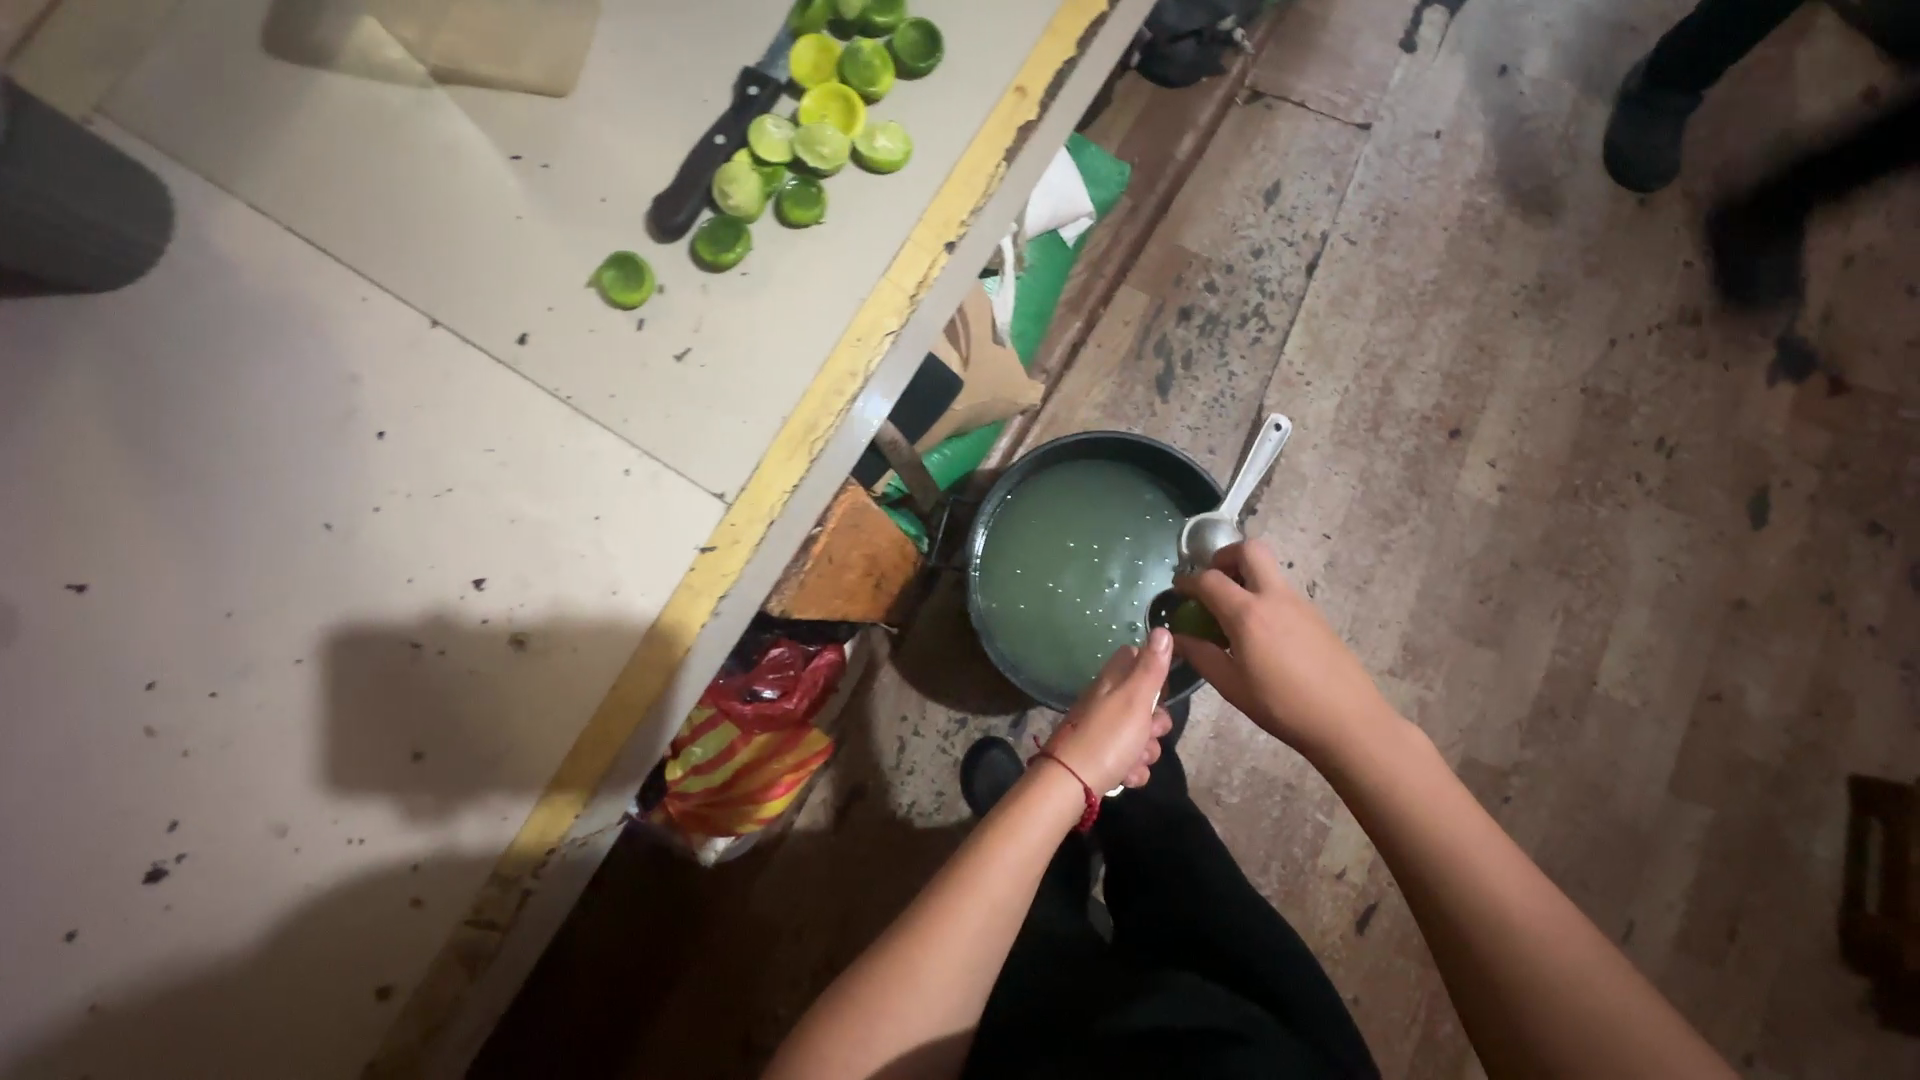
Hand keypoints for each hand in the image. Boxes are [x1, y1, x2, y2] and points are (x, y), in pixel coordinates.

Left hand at [1042, 627, 1175, 793]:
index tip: (1160, 690)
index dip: (1153, 672)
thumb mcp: (1135, 698)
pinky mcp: (1101, 758)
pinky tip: (1126, 776)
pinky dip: (1132, 770)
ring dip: (1145, 752)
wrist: (1071, 783)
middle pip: (1144, 704)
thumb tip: (1161, 629)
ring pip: (1140, 736)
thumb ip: (1151, 666)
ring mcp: (1102, 731)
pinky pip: (1129, 760)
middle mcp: (1105, 702)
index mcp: (1110, 682)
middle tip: (1149, 732)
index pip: (1134, 658)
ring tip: (1134, 760)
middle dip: (1155, 724)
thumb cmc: (1108, 738)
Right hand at [1171, 540, 1392, 759]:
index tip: (1177, 591)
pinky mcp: (1315, 615)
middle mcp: (1274, 597)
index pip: (1209, 580)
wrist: (1347, 720)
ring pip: (1268, 569)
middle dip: (1224, 556)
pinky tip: (1259, 633)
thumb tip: (1177, 639)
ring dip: (1245, 576)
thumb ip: (1200, 656)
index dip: (1187, 582)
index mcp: (1247, 614)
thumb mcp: (1231, 686)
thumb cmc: (1282, 706)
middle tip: (1212, 581)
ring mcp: (1299, 603)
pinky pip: (1281, 591)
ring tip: (1232, 612)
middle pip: (1249, 550)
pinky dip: (1263, 596)